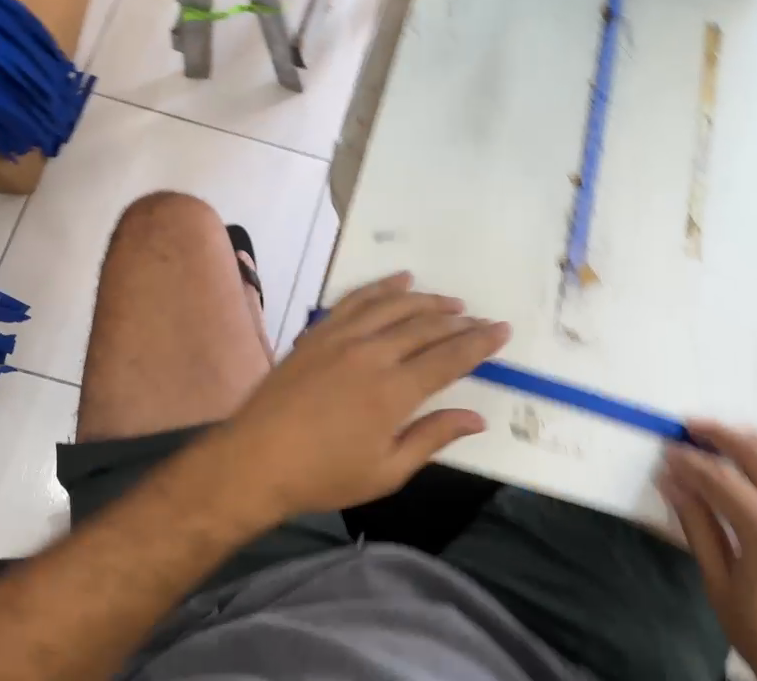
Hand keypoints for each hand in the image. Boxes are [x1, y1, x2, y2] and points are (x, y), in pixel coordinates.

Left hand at [202, 273, 509, 522]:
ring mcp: (342, 338)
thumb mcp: (386, 471)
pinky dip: (383, 287)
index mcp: (393, 392)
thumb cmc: (323, 475)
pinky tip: (401, 281)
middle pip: (426, 327)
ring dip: (427, 300)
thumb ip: (432, 438)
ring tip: (450, 301)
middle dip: (459, 321)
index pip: (449, 358)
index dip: (479, 343)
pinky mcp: (319, 331)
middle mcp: (372, 354)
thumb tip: (477, 418)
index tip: (501, 330)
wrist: (255, 460)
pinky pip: (357, 299)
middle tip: (481, 318)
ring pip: (395, 306)